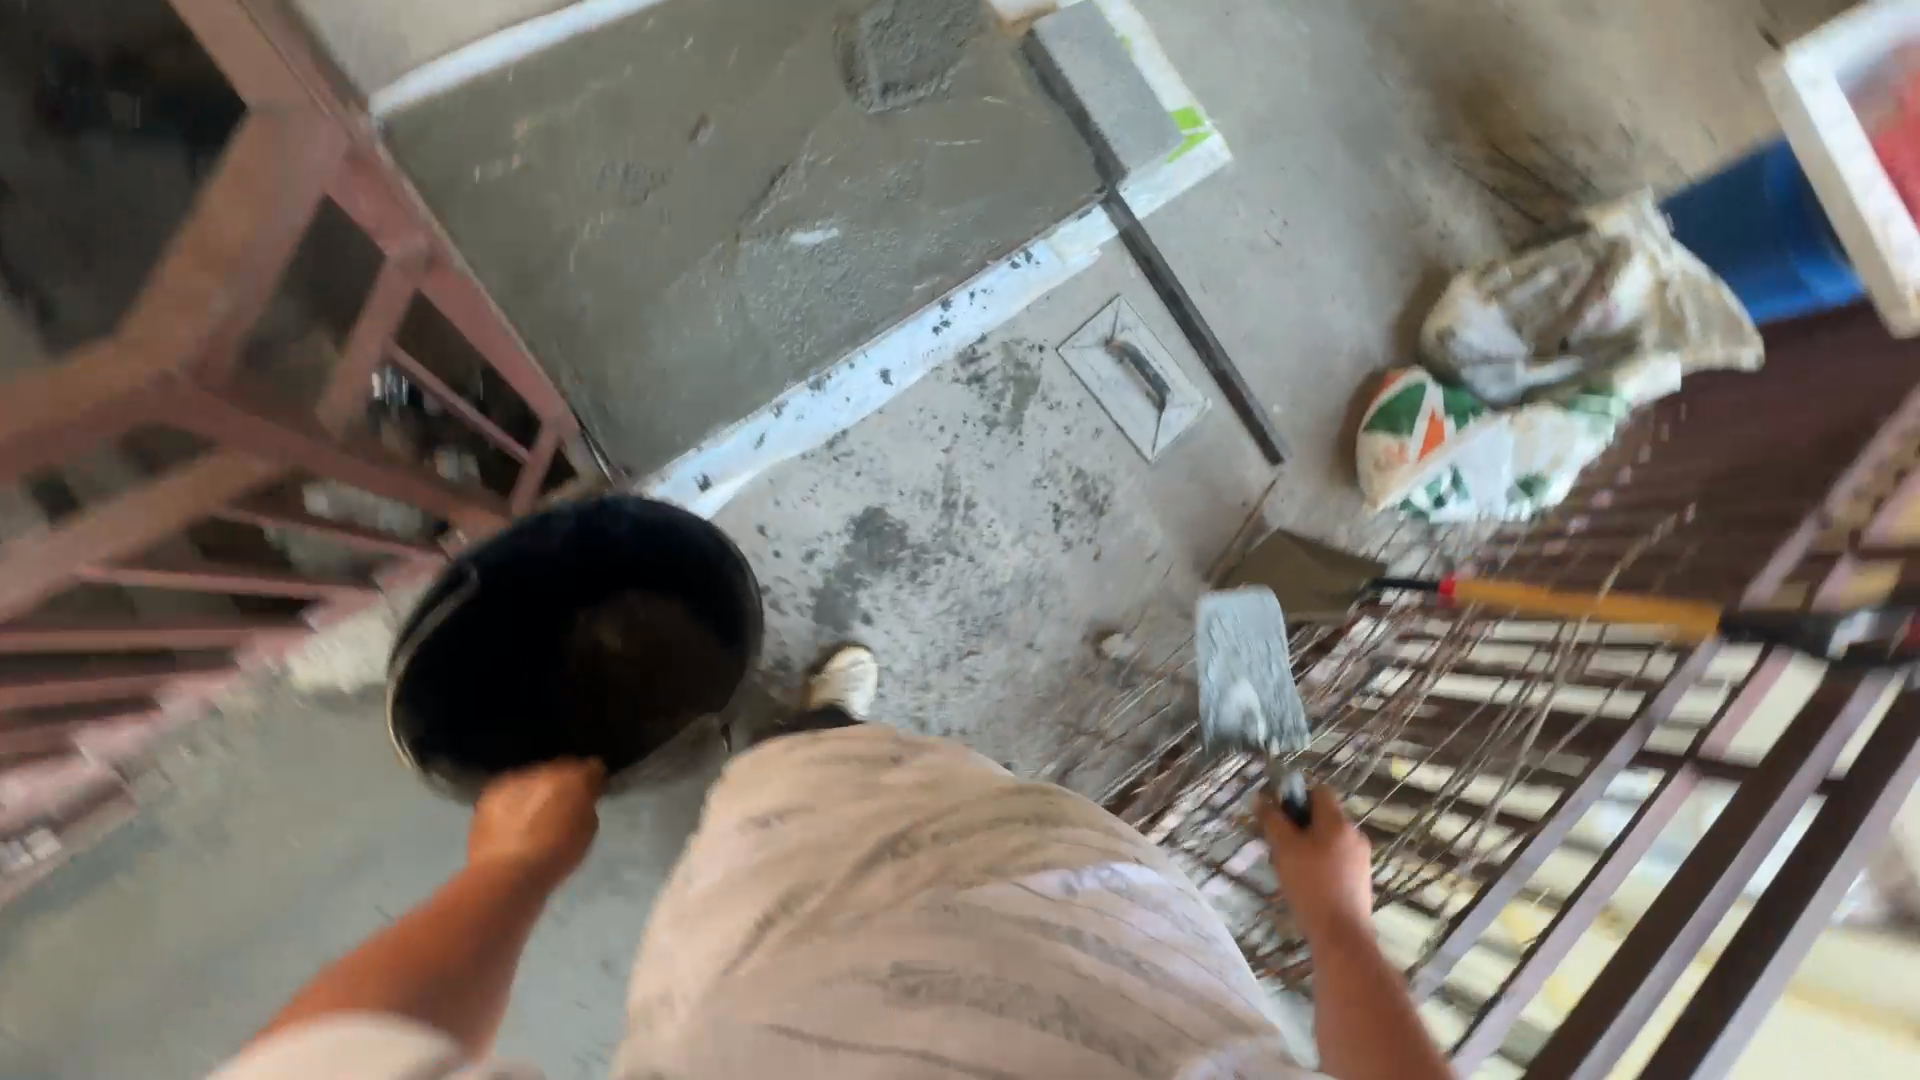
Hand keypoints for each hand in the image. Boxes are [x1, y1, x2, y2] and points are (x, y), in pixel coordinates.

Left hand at [468, 759, 605, 887]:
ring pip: (534, 777)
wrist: (506, 873)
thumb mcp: (588, 830)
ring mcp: (517, 779)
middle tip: (562, 806)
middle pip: (562, 767)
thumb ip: (586, 806)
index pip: (593, 766)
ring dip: (537, 790)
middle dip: (563, 783)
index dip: (592, 781)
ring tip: (533, 815)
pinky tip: (512, 821)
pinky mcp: (491, 792)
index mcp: (577, 778)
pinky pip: (511, 790)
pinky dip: (514, 800)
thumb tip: (579, 801)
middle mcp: (548, 770)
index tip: (590, 796)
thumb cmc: (556, 856)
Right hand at [1259, 785, 1373, 936]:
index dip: (1296, 795)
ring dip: (1307, 844)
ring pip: (1327, 838)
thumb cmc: (1310, 883)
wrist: (1341, 934)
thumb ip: (1272, 819)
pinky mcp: (1360, 878)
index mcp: (1338, 822)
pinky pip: (1336, 857)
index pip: (1318, 791)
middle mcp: (1354, 834)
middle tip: (1278, 843)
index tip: (1279, 814)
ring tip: (1289, 866)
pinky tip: (1305, 881)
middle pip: (1322, 816)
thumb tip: (1262, 797)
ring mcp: (1360, 858)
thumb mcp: (1283, 847)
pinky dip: (1320, 861)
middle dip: (1298, 824)